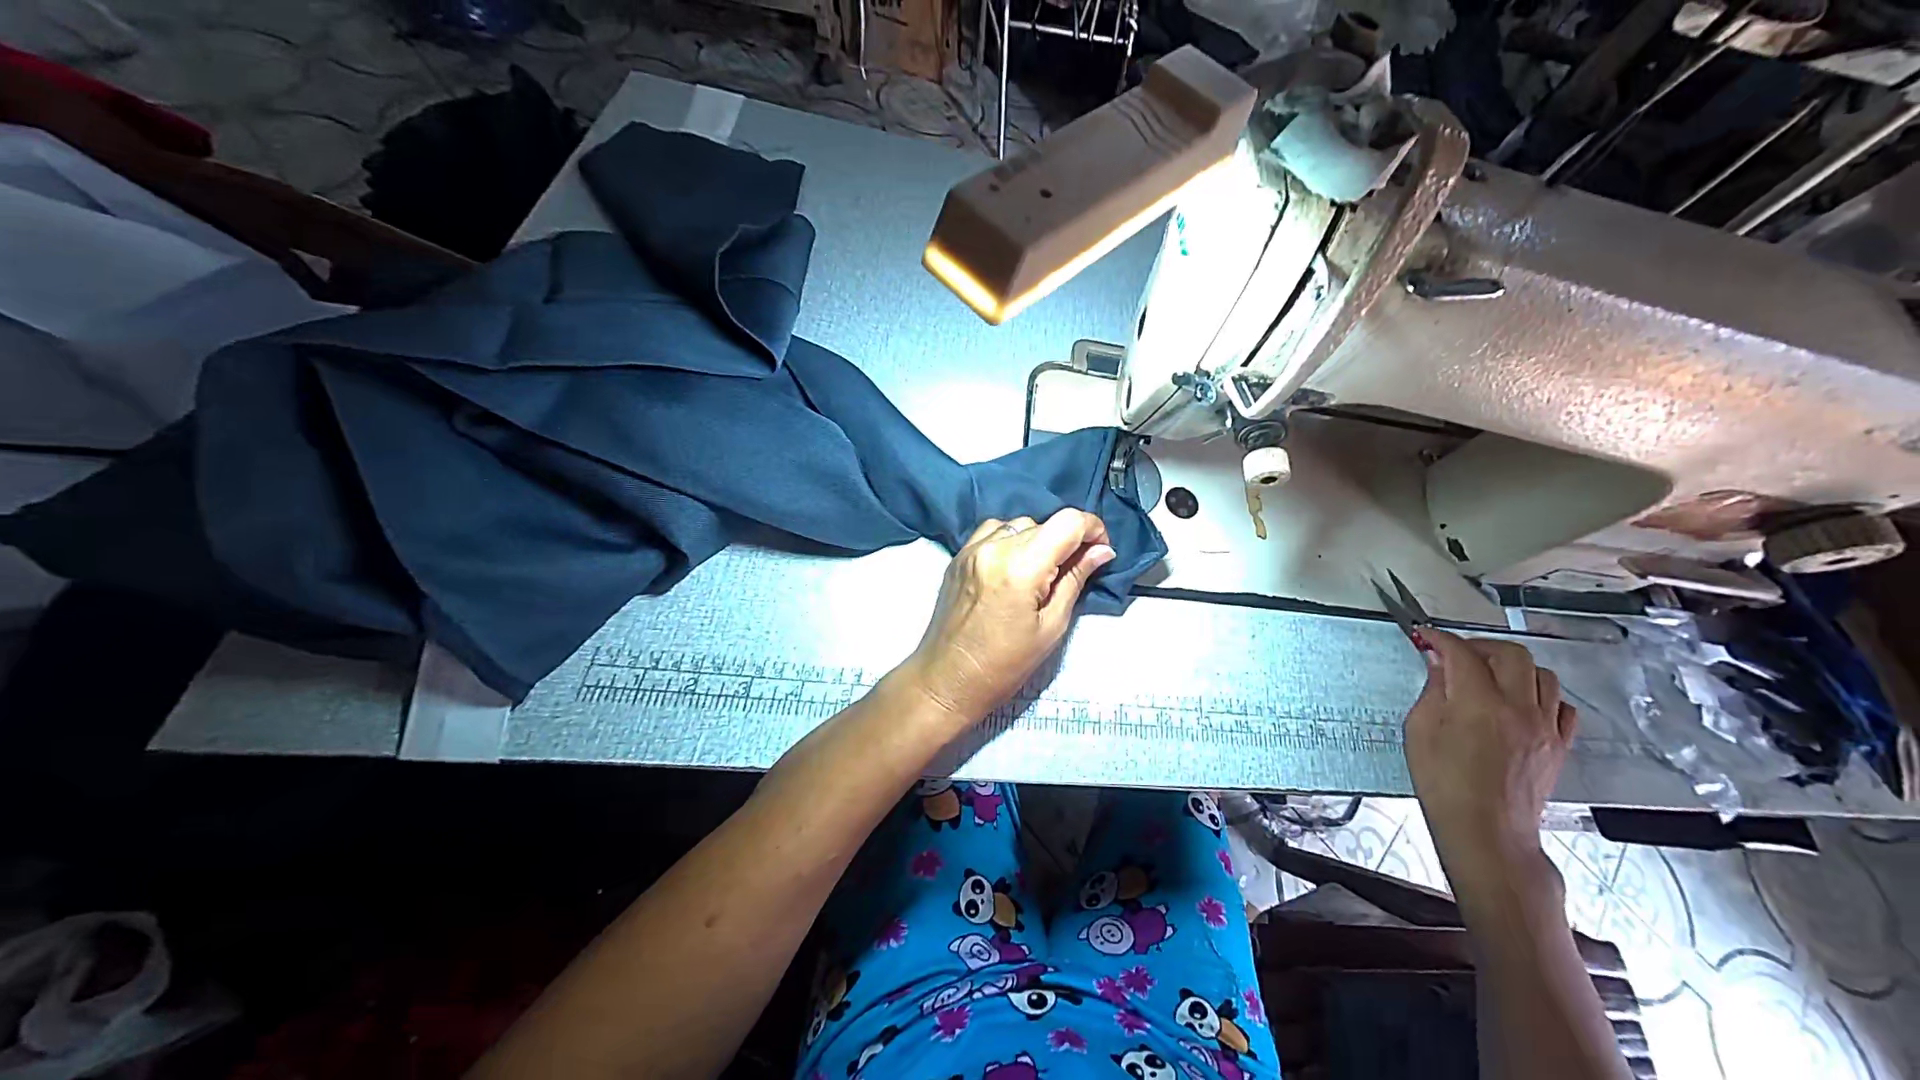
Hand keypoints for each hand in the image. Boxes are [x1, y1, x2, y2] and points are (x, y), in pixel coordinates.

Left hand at [898, 509, 1115, 724]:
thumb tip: (1102, 551)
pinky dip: (1012, 541)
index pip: (1068, 522)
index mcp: (1020, 566)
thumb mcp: (1051, 627)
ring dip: (1039, 540)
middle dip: (1068, 541)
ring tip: (1043, 573)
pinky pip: (994, 532)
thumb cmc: (1003, 665)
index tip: (1101, 550)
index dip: (1093, 530)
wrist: (946, 679)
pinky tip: (1016, 567)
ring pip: (1019, 525)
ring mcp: (971, 549)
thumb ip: (1075, 580)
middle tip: (1074, 571)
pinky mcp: (959, 556)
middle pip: (1046, 522)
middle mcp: (994, 547)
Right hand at [1402, 629, 1576, 890]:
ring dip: (1513, 667)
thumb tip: (1440, 664)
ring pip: (1541, 674)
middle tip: (1457, 654)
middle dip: (1480, 647)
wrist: (1485, 829)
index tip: (1427, 636)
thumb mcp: (1420, 731)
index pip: (1462, 653)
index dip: (1441, 639)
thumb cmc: (1445, 785)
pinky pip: (1561, 705)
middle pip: (1511, 654)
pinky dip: (1541, 695)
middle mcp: (1519, 709)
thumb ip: (1433, 691)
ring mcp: (1545, 727)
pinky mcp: (1559, 744)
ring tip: (1489, 676)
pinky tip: (1520, 703)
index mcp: (1479, 704)